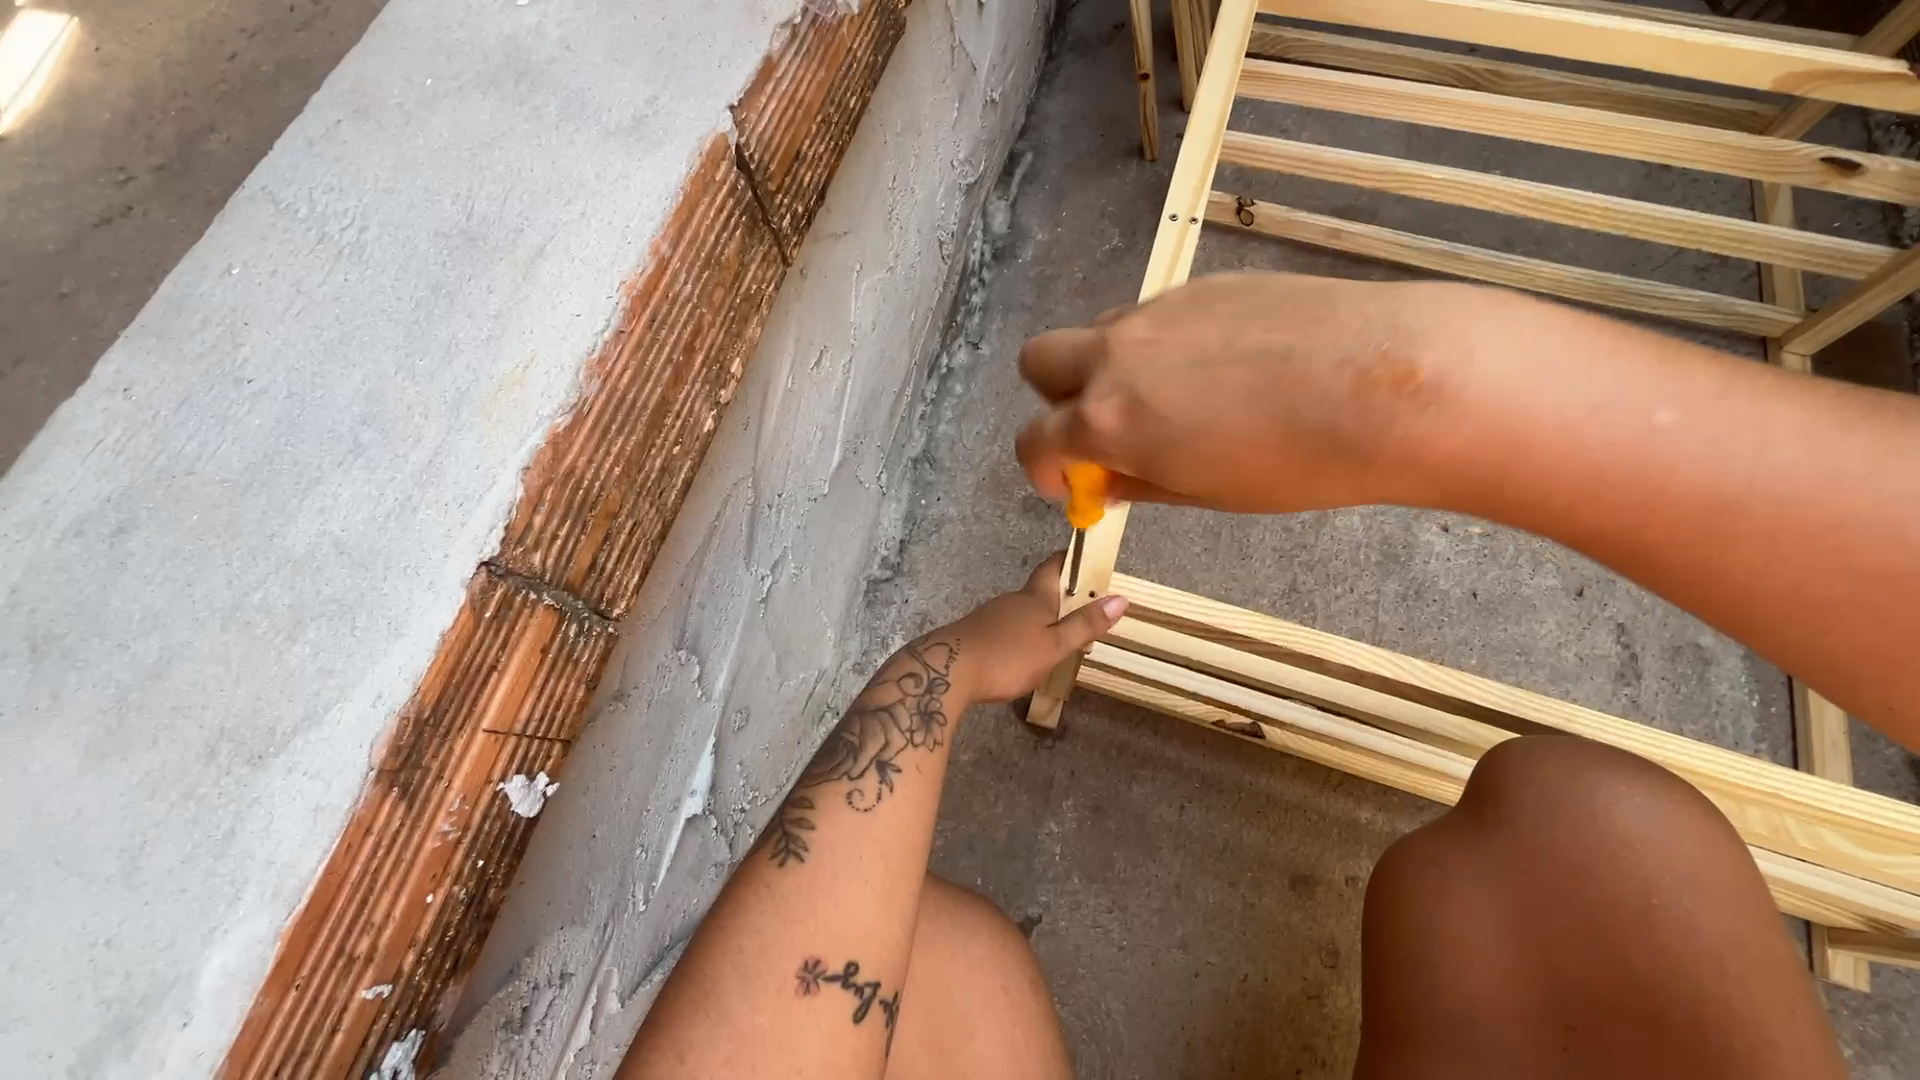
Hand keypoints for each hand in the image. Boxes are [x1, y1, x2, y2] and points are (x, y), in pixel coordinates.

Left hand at [935, 553, 1127, 703]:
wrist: (945, 671)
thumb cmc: (1007, 657)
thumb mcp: (1054, 646)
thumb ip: (1085, 625)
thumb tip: (1121, 598)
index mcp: (1034, 597)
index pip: (1053, 566)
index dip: (1070, 559)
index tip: (1087, 557)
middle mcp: (1011, 600)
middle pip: (1039, 592)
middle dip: (1061, 598)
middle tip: (1084, 613)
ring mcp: (989, 617)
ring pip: (1022, 613)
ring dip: (1041, 621)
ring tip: (1058, 642)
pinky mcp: (975, 635)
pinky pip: (1006, 630)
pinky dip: (1021, 637)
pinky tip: (1024, 657)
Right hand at [1015, 272, 1474, 513]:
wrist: (1394, 382)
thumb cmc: (1297, 463)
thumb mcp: (1205, 493)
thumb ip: (1138, 482)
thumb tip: (1106, 481)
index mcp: (1106, 418)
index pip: (1034, 440)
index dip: (1044, 470)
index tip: (1071, 484)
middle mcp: (1116, 355)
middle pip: (1039, 363)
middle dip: (1054, 399)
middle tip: (1104, 429)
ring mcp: (1157, 312)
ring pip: (1099, 333)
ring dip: (1109, 369)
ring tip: (1178, 401)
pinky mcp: (1202, 285)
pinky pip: (1154, 317)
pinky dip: (1161, 347)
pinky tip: (1227, 369)